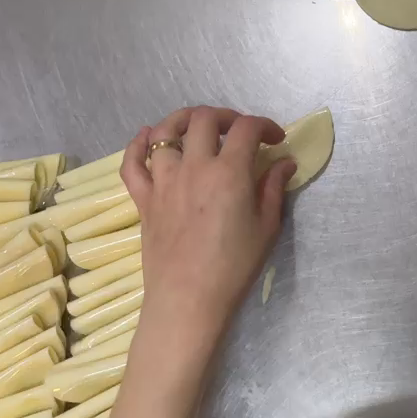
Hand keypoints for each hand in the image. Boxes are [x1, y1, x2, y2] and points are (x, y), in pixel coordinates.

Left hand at [118, 106, 297, 352]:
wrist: (189, 300)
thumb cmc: (234, 267)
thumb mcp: (266, 227)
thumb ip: (273, 188)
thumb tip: (284, 162)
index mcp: (229, 172)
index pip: (247, 129)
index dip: (265, 126)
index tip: (275, 139)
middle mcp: (194, 167)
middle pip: (205, 120)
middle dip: (227, 117)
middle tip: (239, 132)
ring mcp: (163, 181)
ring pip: (165, 132)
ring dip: (184, 121)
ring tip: (198, 127)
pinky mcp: (144, 199)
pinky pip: (132, 163)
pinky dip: (138, 144)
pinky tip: (149, 137)